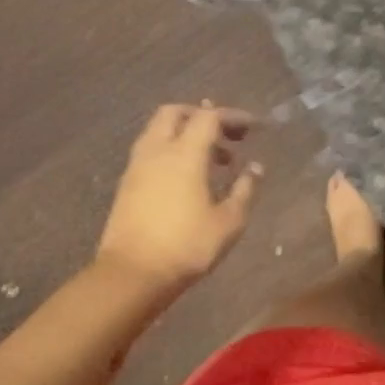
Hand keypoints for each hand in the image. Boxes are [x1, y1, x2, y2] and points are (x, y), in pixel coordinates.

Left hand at [95, 102, 260, 291]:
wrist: (135, 271)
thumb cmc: (190, 245)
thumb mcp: (230, 220)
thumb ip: (244, 189)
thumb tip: (255, 168)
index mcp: (184, 156)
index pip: (208, 118)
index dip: (233, 117)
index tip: (256, 127)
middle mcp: (157, 152)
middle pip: (175, 113)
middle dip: (203, 115)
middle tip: (230, 134)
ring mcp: (138, 166)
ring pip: (159, 130)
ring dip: (187, 133)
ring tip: (216, 157)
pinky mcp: (129, 182)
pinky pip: (152, 150)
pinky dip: (174, 149)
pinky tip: (193, 174)